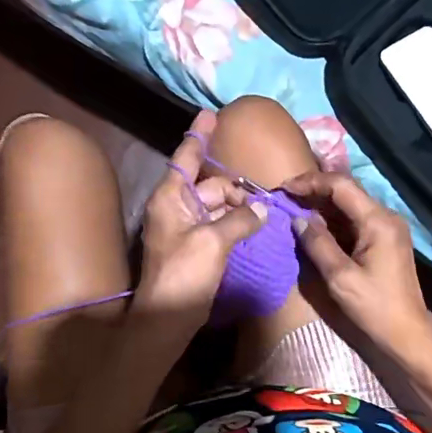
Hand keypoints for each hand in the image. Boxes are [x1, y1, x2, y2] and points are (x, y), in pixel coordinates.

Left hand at [134, 111, 268, 333]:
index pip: (186, 156)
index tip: (210, 113)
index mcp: (171, 198)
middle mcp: (176, 207)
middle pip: (210, 184)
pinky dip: (236, 222)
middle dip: (235, 188)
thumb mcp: (214, 242)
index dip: (200, 135)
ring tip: (264, 214)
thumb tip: (261, 209)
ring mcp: (185, 228)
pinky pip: (219, 224)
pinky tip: (255, 225)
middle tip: (262, 200)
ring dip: (239, 207)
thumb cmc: (184, 275)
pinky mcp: (196, 247)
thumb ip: (240, 220)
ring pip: (217, 205)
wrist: (167, 319)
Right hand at [283, 171, 431, 366]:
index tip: (284, 189)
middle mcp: (386, 216)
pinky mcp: (384, 238)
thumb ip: (318, 244)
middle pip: (346, 190)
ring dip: (321, 204)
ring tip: (293, 209)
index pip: (341, 185)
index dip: (310, 182)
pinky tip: (313, 226)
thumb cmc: (375, 306)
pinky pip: (355, 219)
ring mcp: (387, 227)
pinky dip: (333, 219)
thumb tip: (297, 220)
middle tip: (284, 198)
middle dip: (314, 190)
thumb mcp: (340, 277)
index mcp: (378, 221)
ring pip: (349, 204)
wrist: (407, 331)